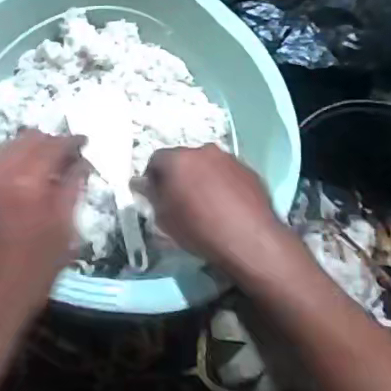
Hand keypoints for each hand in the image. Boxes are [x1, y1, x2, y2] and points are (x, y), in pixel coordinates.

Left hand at [0, 131, 86, 348]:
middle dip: (50, 143)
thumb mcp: (63, 236)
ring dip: (29, 150)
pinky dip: (10, 162)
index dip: (72, 142)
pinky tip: (23, 178)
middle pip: (27, 138)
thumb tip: (81, 164)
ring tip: (47, 166)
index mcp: (25, 184)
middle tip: (68, 156)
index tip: (85, 144)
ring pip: (7, 147)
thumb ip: (72, 192)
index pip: (52, 146)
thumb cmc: (30, 277)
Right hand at [140, 146, 295, 281]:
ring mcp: (229, 158)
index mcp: (176, 159)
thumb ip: (150, 196)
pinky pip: (228, 174)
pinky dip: (223, 184)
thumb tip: (140, 183)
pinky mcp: (250, 170)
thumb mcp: (164, 219)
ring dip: (203, 178)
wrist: (250, 240)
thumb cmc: (198, 229)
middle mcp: (202, 150)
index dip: (153, 179)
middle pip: (183, 160)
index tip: (156, 197)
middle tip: (180, 200)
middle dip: (179, 176)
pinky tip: (227, 206)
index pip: (155, 161)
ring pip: (207, 165)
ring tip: (207, 204)